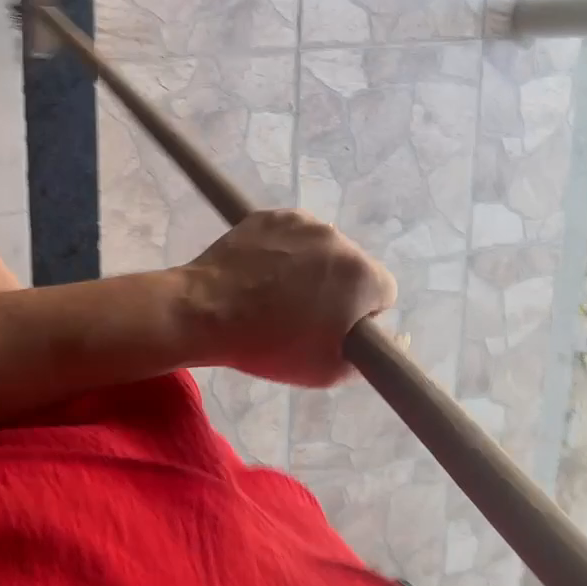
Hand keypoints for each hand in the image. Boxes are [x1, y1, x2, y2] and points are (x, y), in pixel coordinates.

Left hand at [181, 209, 395, 386]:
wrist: (203, 311)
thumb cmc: (268, 344)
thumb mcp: (329, 371)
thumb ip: (369, 356)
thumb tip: (382, 336)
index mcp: (362, 274)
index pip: (383, 293)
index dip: (361, 314)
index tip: (332, 328)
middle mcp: (337, 238)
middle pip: (351, 267)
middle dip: (335, 287)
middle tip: (299, 312)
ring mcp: (300, 221)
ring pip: (319, 249)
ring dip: (308, 267)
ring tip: (274, 293)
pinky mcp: (268, 215)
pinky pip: (288, 235)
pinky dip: (281, 250)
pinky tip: (259, 272)